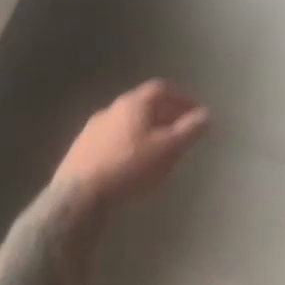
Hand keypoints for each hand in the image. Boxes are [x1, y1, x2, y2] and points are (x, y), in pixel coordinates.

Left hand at [54, 79, 210, 205]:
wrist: (78, 196)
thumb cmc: (131, 165)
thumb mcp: (170, 147)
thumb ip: (191, 128)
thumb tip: (206, 113)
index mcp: (133, 103)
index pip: (162, 88)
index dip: (182, 97)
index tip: (195, 113)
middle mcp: (111, 109)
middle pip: (143, 104)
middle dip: (165, 114)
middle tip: (180, 132)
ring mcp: (91, 129)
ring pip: (126, 122)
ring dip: (145, 129)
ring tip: (157, 149)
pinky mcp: (79, 150)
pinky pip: (112, 138)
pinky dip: (127, 142)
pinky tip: (131, 162)